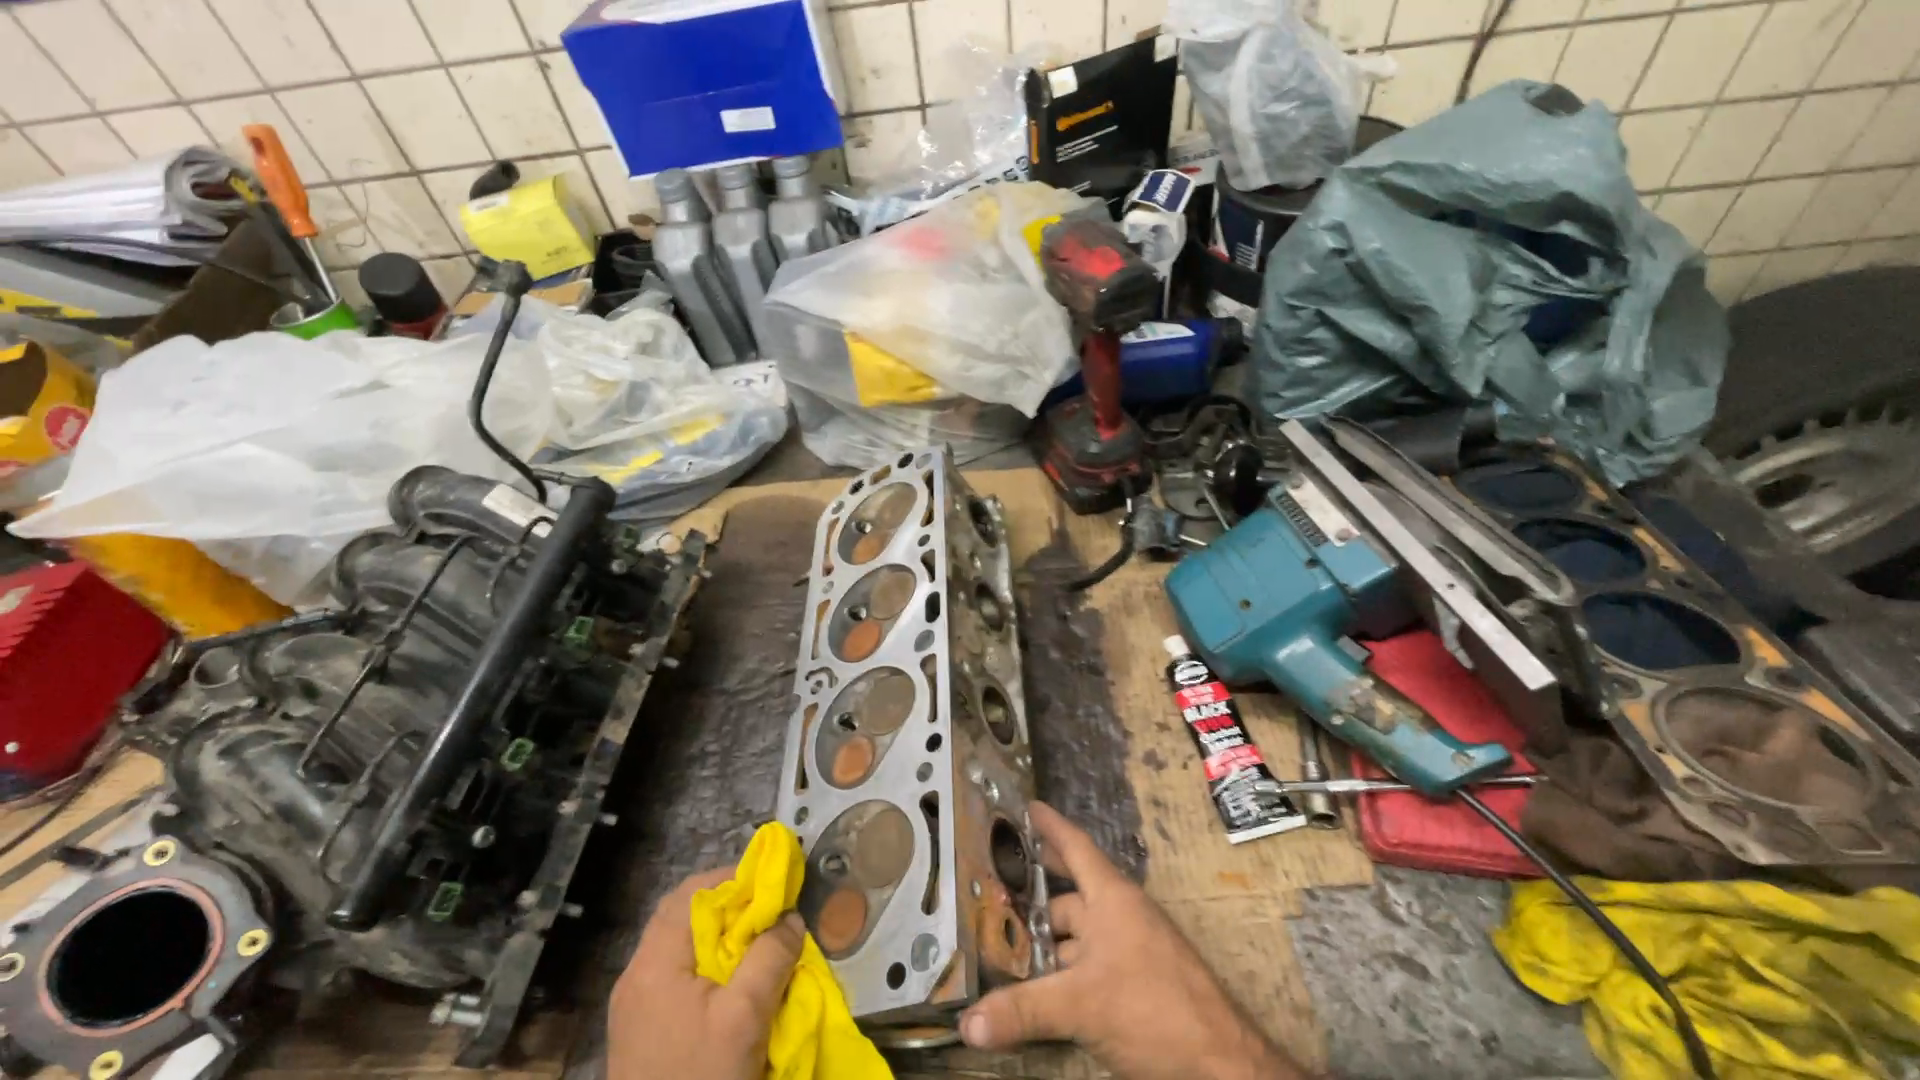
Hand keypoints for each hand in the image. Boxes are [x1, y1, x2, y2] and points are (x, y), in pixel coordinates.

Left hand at [607, 868, 806, 1079]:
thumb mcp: (745, 1018)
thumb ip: (769, 958)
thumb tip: (789, 917)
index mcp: (654, 964)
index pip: (689, 894)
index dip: (732, 878)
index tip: (774, 880)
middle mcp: (636, 975)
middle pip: (682, 917)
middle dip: (730, 906)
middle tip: (772, 910)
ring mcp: (633, 1006)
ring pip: (680, 947)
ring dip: (721, 936)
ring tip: (762, 944)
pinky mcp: (640, 1031)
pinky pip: (676, 978)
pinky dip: (708, 966)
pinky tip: (736, 985)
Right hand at [960, 803, 1310, 1079]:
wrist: (1220, 1063)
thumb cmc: (1153, 1008)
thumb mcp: (1080, 1006)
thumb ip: (1022, 1011)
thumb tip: (967, 1024)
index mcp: (1112, 899)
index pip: (1076, 848)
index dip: (1051, 826)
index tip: (1027, 806)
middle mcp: (1121, 917)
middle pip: (1069, 898)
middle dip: (1033, 897)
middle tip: (993, 891)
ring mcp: (1130, 951)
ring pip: (1077, 938)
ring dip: (1044, 944)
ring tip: (1002, 948)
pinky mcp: (1135, 984)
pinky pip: (1088, 967)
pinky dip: (1061, 973)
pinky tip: (1036, 989)